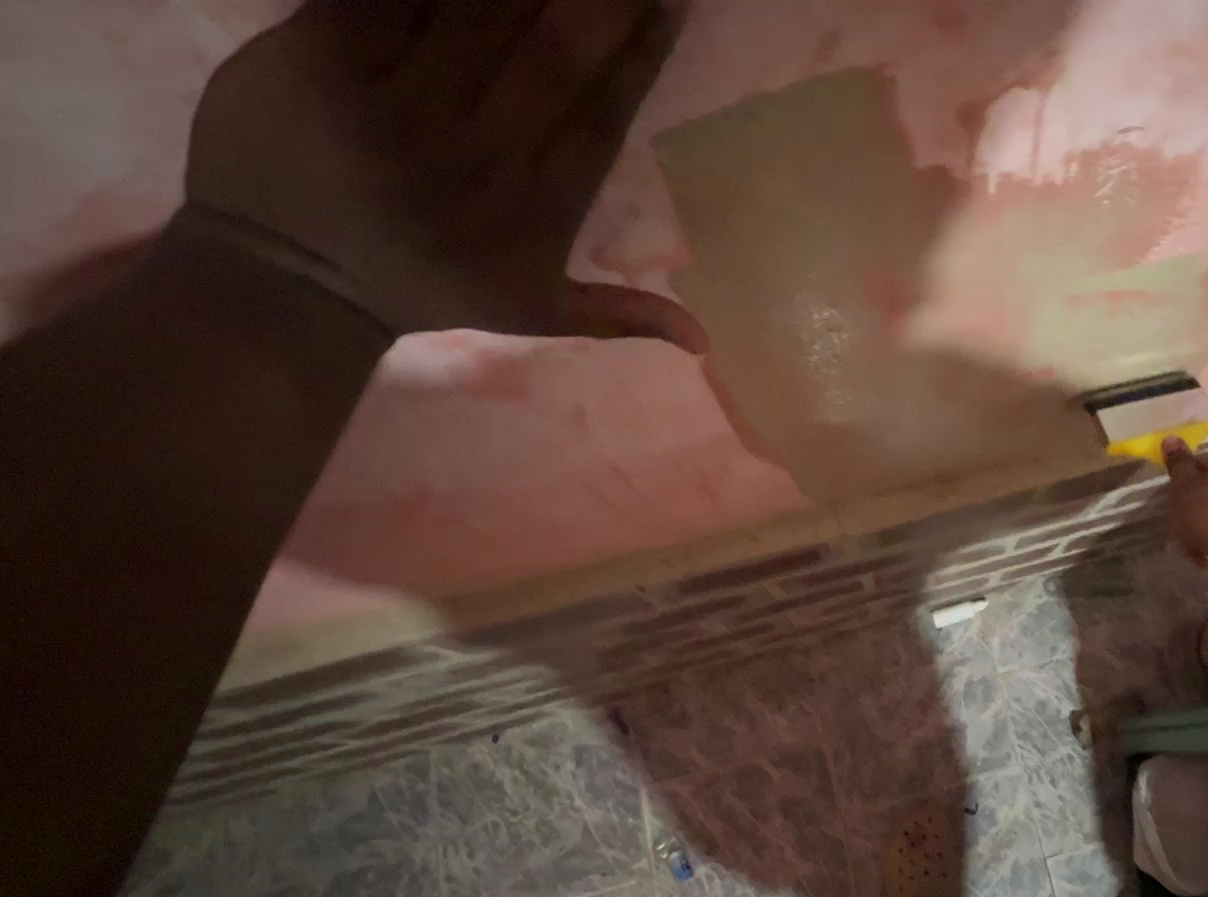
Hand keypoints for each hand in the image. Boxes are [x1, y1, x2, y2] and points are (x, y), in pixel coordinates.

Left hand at [178, 0, 704, 348]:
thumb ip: (621, 316)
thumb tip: (704, 341)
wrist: (291, 278)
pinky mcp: (325, 51)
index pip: (604, 115)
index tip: (673, 6)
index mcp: (536, 207)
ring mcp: (400, 98)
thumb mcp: (536, 316)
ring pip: (481, 7)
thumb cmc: (429, 290)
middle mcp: (480, 150)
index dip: (642, 54)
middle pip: (556, 51)